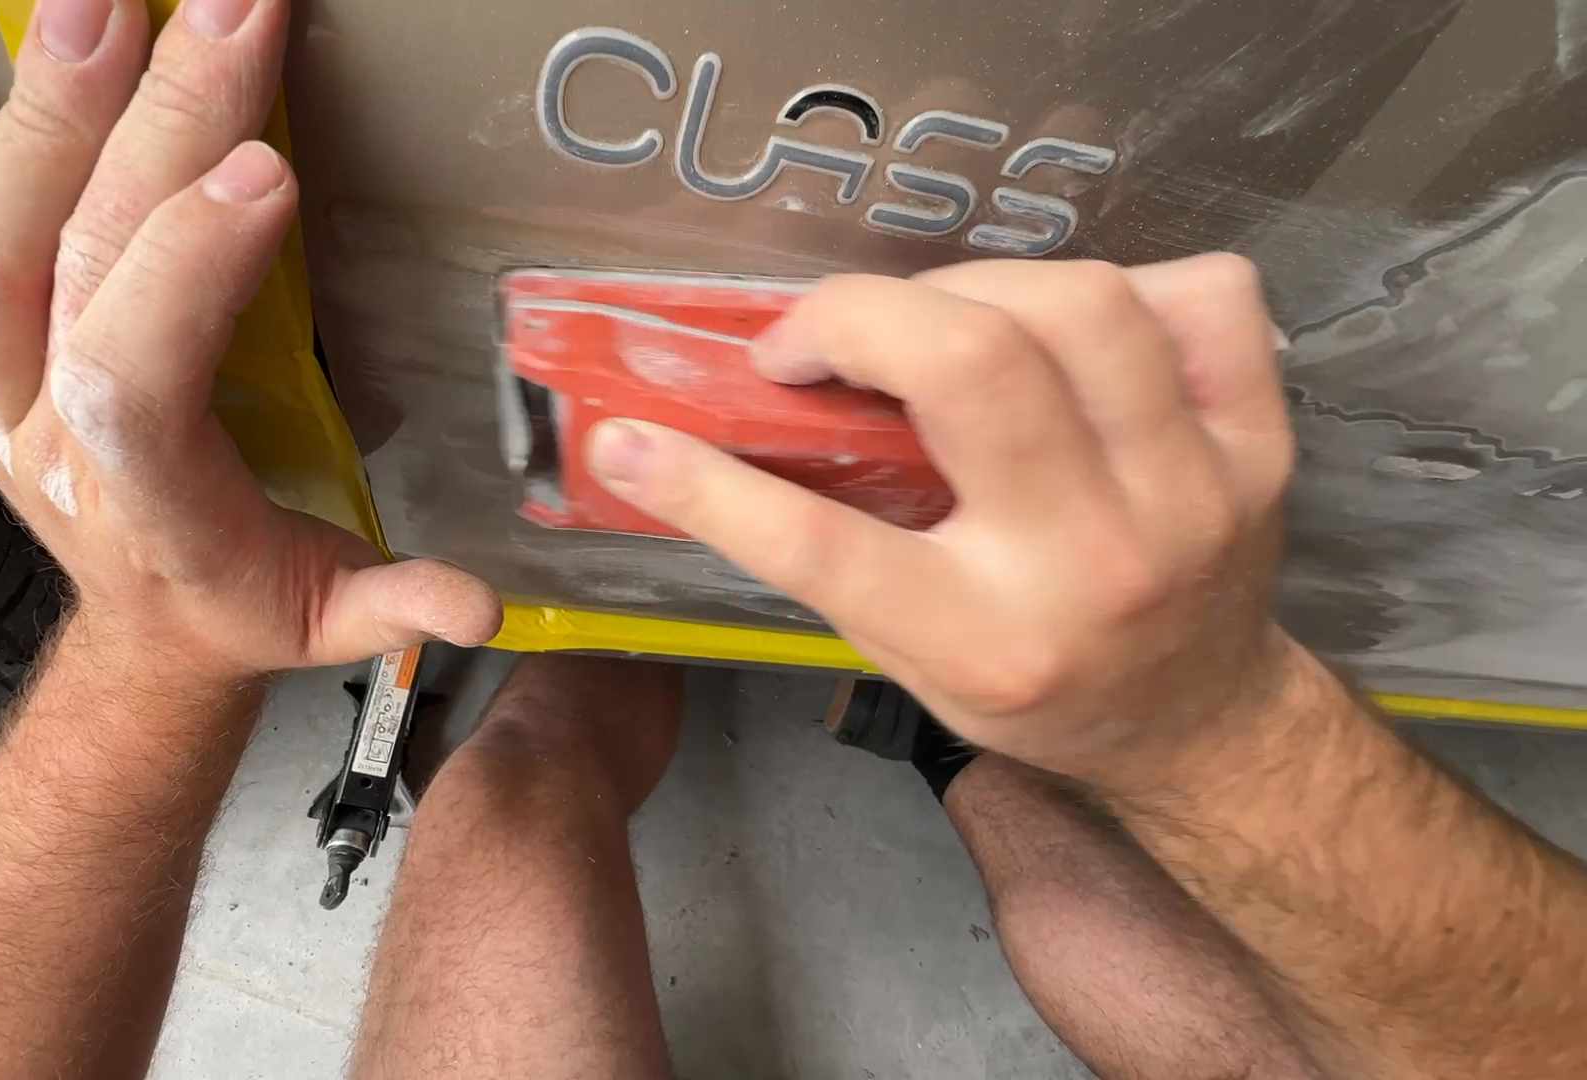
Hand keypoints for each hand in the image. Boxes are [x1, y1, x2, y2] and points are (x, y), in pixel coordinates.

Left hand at [0, 0, 499, 677]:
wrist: (152, 639)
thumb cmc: (247, 614)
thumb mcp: (335, 622)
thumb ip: (401, 606)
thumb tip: (479, 610)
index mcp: (159, 510)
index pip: (136, 378)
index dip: (191, 270)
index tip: (271, 172)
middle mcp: (57, 451)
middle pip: (72, 271)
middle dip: (153, 133)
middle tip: (222, 21)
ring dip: (36, 123)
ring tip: (97, 12)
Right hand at [584, 256, 1297, 785]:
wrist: (1187, 721)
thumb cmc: (1016, 690)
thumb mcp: (901, 653)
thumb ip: (828, 554)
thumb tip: (710, 455)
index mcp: (978, 639)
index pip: (821, 549)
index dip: (707, 488)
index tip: (629, 438)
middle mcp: (1089, 565)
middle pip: (972, 371)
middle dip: (857, 320)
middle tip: (806, 344)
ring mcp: (1194, 494)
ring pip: (1078, 306)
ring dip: (964, 288)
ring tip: (921, 324)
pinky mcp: (1261, 444)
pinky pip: (1202, 297)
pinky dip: (1114, 286)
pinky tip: (1061, 331)